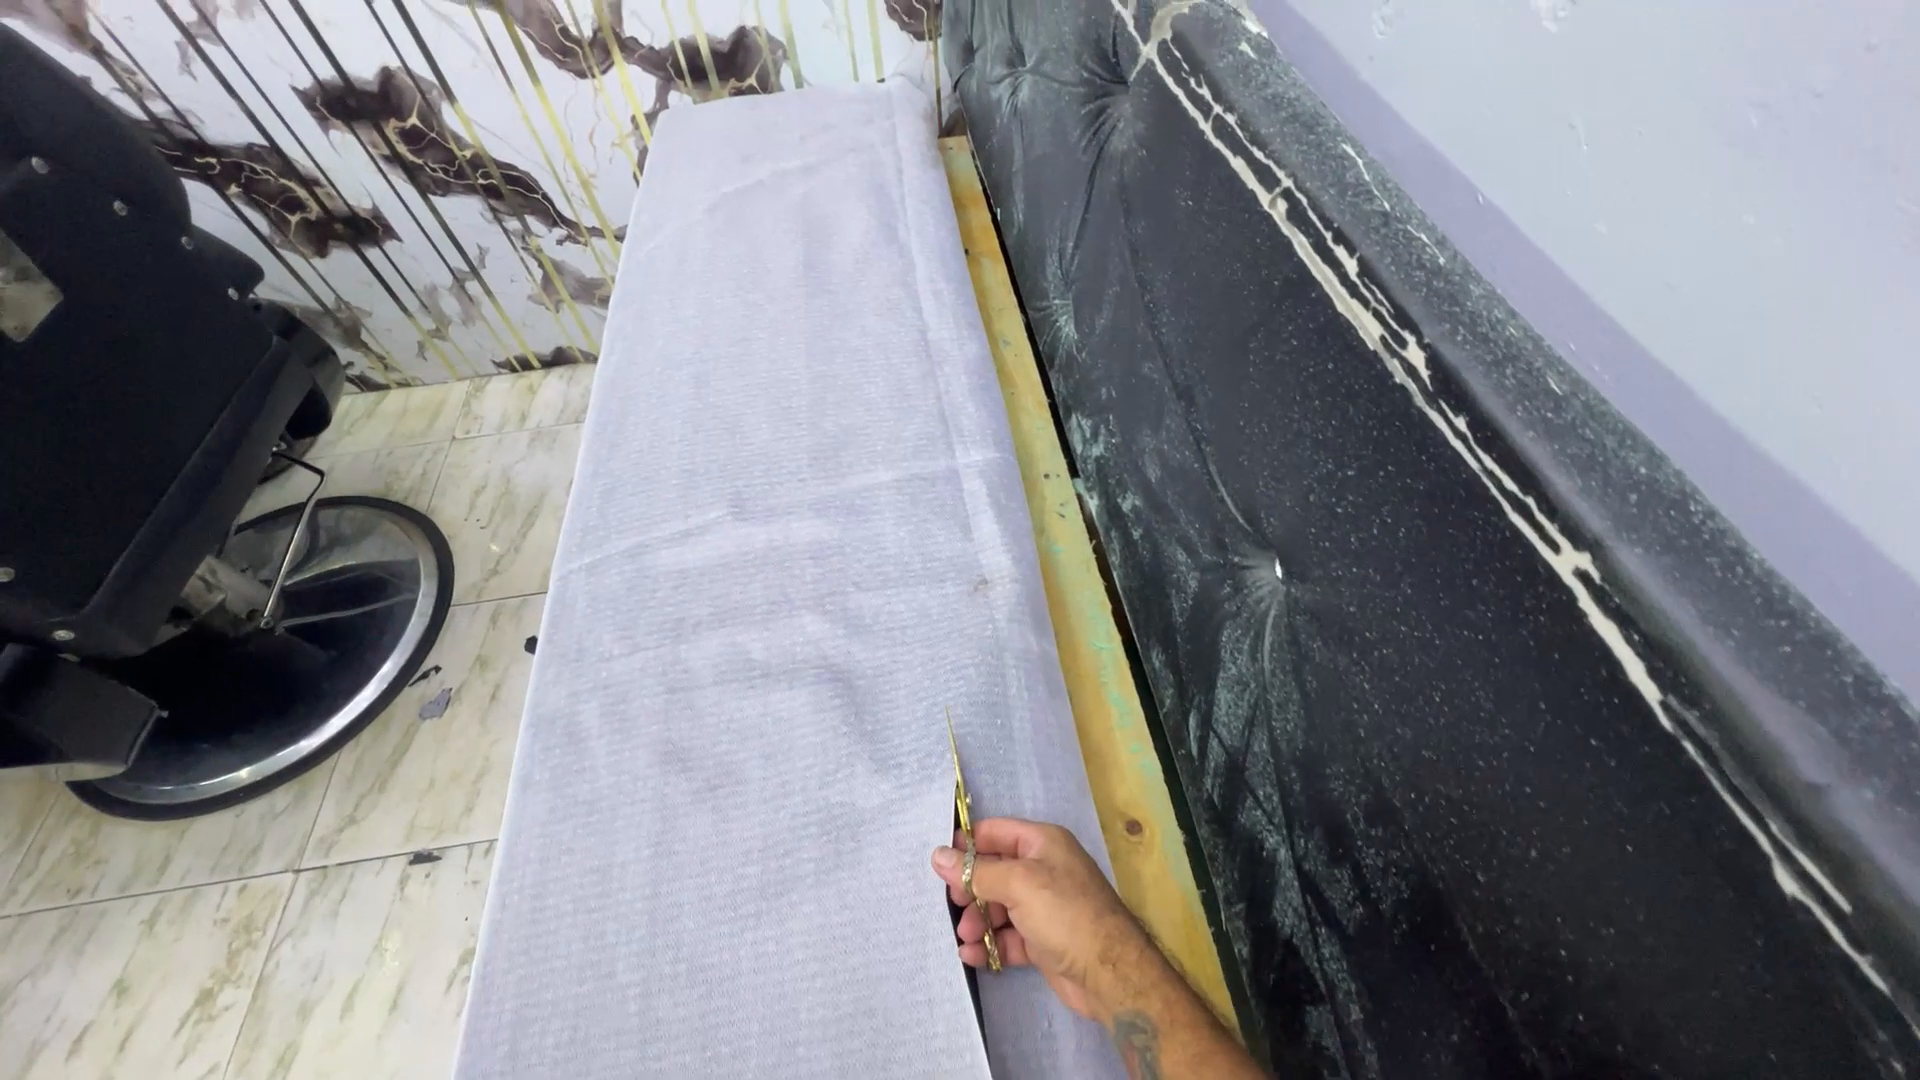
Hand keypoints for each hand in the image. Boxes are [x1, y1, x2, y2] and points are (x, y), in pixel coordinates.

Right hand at [931, 818, 1152, 1021]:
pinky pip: (1008, 935)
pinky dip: (990, 944)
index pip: (996, 833)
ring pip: (998, 906)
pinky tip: (972, 955)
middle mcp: (1043, 869)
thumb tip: (938, 855)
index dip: (967, 845)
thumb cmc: (1064, 913)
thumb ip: (976, 871)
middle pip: (994, 871)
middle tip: (954, 906)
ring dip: (977, 920)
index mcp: (1042, 843)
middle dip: (970, 889)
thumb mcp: (1018, 883)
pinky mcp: (1042, 940)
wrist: (1109, 974)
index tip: (939, 864)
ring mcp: (1043, 906)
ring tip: (965, 937)